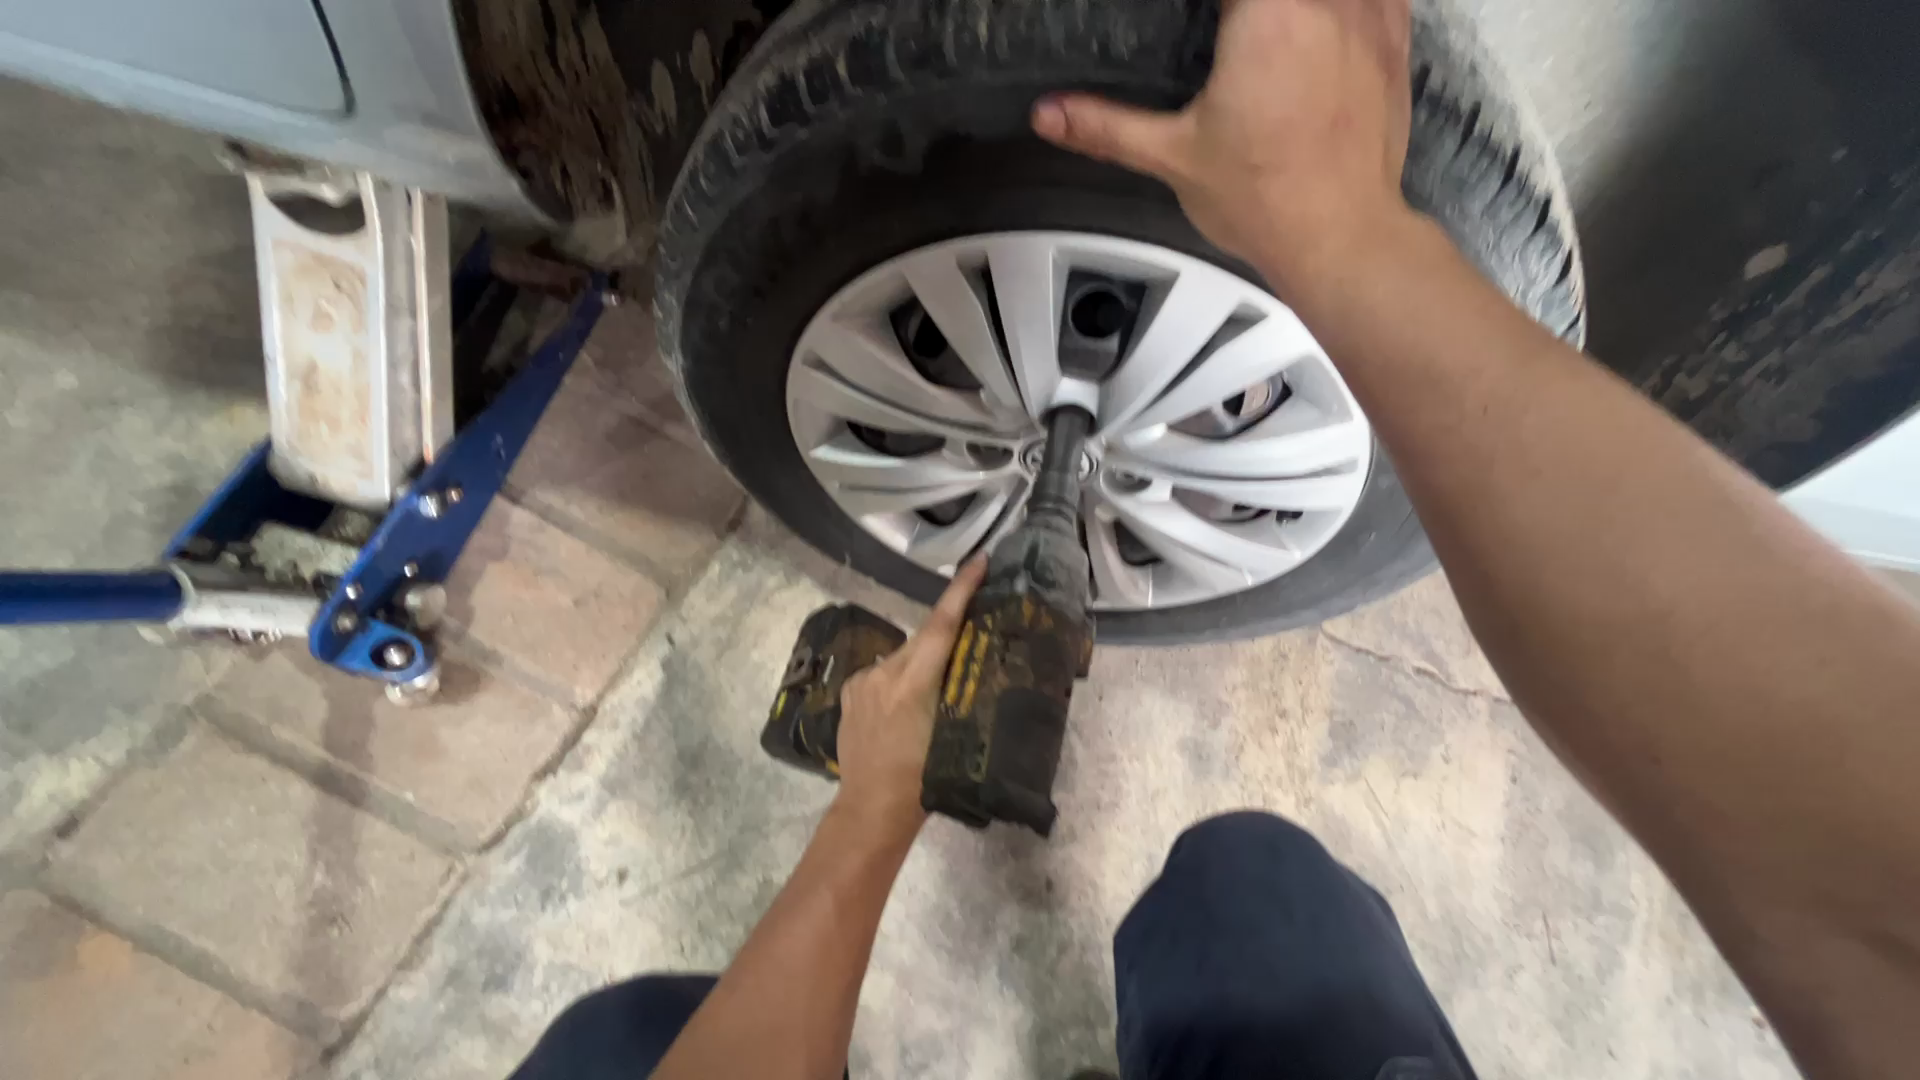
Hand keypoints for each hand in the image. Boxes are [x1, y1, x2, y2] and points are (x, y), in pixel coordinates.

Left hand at [832, 557, 989, 831]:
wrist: (869, 810)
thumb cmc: (923, 782)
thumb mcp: (953, 734)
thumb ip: (956, 692)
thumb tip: (971, 665)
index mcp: (912, 685)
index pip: (941, 625)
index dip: (961, 590)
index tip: (979, 560)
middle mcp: (883, 673)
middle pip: (922, 638)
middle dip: (946, 633)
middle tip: (974, 634)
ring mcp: (861, 681)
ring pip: (903, 656)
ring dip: (922, 662)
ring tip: (939, 688)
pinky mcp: (849, 690)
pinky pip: (884, 672)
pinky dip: (901, 677)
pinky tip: (907, 704)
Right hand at [1032, 0, 1413, 276]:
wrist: (1339, 236)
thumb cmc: (1261, 200)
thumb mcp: (1173, 159)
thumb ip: (1107, 126)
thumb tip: (1047, 114)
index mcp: (1263, 15)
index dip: (1205, 7)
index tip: (1191, 21)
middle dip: (1241, 10)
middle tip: (1220, 31)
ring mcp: (1368, 10)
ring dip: (1287, 7)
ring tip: (1255, 37)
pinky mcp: (1394, 35)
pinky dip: (1341, 0)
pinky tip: (1316, 20)